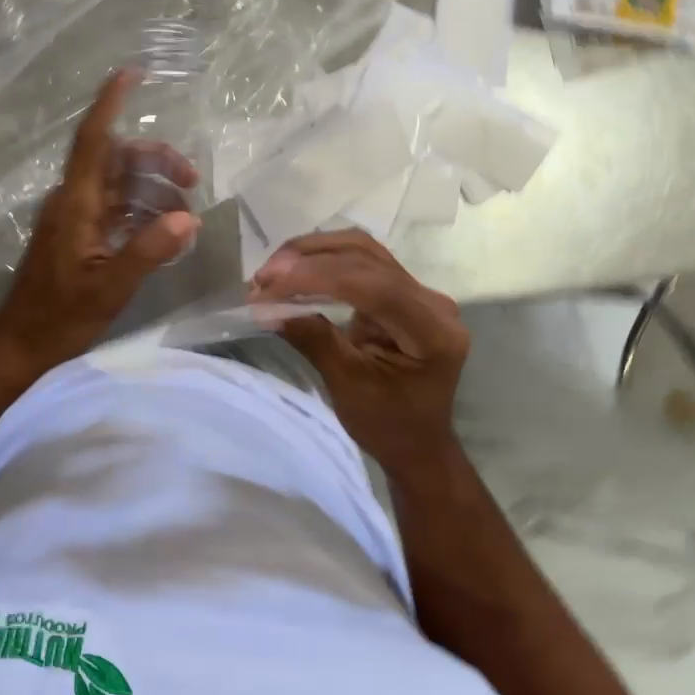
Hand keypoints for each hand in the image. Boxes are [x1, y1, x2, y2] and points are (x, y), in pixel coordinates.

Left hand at [0, 70, 201, 374]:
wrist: (22, 344)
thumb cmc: (60, 316)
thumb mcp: (109, 288)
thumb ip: (148, 251)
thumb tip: (187, 217)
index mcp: (75, 204)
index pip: (93, 140)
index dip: (110, 104)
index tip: (130, 74)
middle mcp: (73, 200)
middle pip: (116, 158)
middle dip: (156, 159)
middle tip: (193, 179)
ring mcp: (74, 217)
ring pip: (118, 183)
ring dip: (152, 187)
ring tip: (185, 212)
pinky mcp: (78, 235)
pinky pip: (115, 207)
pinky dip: (141, 209)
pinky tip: (165, 228)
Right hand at [247, 230, 468, 464]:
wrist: (417, 444)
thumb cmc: (388, 425)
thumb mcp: (348, 386)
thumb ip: (314, 339)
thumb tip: (266, 306)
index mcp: (433, 331)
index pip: (372, 285)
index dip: (316, 277)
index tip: (268, 286)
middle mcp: (432, 301)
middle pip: (366, 258)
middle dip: (308, 262)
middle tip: (261, 279)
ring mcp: (419, 293)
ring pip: (361, 249)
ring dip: (312, 254)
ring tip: (272, 270)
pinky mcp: (401, 291)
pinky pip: (360, 262)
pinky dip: (322, 261)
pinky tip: (292, 270)